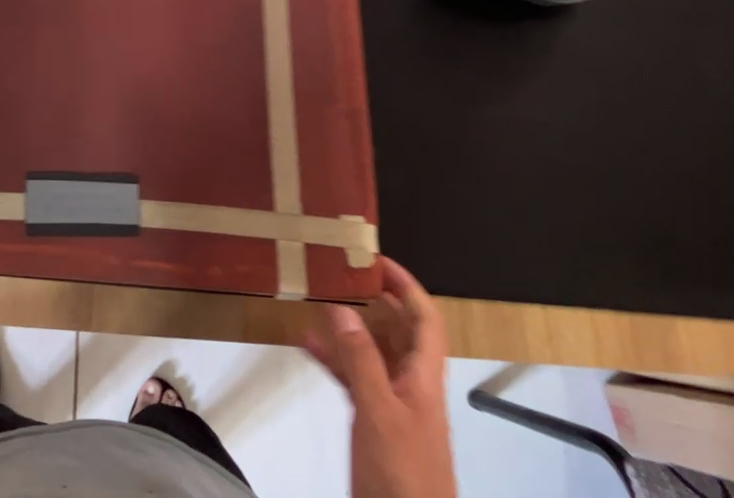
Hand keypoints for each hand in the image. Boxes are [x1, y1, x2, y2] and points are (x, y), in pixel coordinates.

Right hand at [305, 258, 457, 497]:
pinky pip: (354, 380)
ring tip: (320, 300)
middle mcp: (411, 386)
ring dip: (350, 328)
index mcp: (423, 379)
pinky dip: (334, 361)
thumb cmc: (402, 473)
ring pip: (373, 354)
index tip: (377, 260)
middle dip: (375, 300)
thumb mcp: (378, 411)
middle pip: (399, 332)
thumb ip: (361, 359)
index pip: (424, 320)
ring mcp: (393, 406)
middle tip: (342, 272)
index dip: (407, 287)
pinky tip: (308, 345)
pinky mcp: (374, 425)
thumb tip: (344, 307)